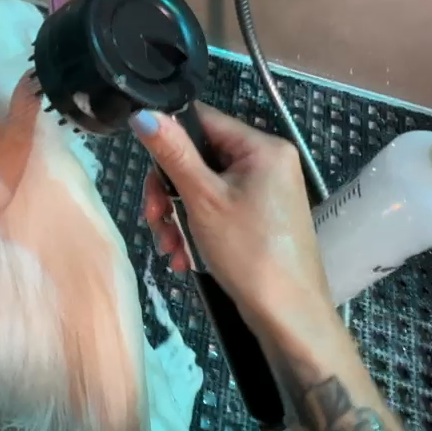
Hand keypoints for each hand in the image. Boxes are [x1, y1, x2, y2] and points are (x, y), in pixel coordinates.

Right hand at [133, 103, 333, 330]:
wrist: (289, 318)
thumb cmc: (248, 250)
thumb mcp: (202, 198)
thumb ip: (172, 152)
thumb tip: (142, 113)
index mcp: (261, 147)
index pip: (201, 121)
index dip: (168, 142)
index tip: (149, 175)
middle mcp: (266, 162)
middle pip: (197, 158)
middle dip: (169, 192)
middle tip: (154, 219)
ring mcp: (264, 192)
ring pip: (201, 187)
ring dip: (177, 216)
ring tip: (169, 246)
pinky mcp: (258, 217)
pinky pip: (216, 208)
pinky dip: (195, 228)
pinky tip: (183, 256)